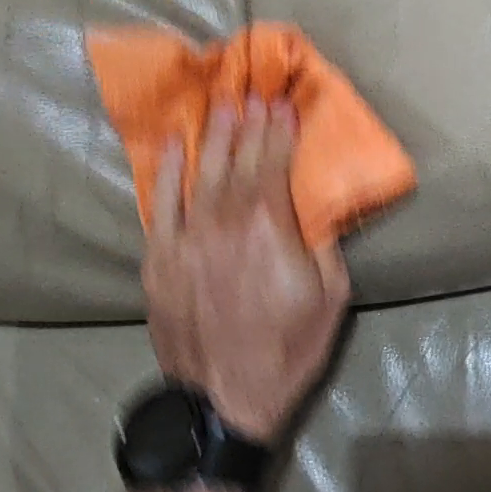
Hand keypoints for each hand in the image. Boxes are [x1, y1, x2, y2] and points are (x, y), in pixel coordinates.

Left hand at [142, 98, 351, 441]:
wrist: (222, 401)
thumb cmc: (287, 350)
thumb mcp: (332, 297)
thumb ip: (323, 242)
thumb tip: (318, 202)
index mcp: (270, 226)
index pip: (275, 161)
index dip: (280, 128)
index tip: (282, 102)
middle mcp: (225, 220)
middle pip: (239, 159)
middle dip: (249, 121)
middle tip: (253, 90)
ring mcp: (186, 237)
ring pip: (202, 171)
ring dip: (213, 134)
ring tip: (222, 103)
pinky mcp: (158, 258)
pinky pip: (161, 202)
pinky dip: (167, 169)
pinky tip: (174, 143)